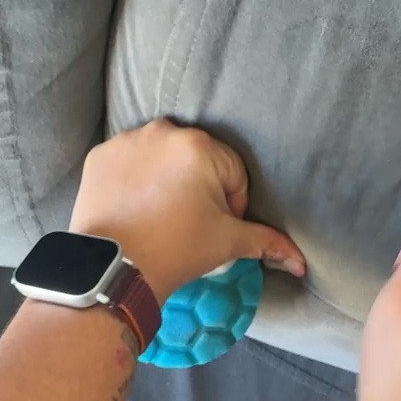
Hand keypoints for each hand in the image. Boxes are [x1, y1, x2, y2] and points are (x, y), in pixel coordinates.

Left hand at [67, 119, 305, 300]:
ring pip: (162, 159)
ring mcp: (127, 141)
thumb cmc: (178, 251)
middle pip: (197, 160)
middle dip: (199, 189)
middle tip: (189, 225)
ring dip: (168, 182)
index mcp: (200, 147)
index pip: (233, 172)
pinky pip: (129, 163)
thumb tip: (300, 263)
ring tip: (161, 218)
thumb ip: (267, 243)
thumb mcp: (228, 244)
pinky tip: (136, 210)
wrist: (116, 269)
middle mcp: (163, 132)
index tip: (215, 229)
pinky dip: (135, 182)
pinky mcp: (100, 156)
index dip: (231, 205)